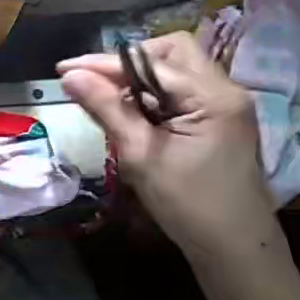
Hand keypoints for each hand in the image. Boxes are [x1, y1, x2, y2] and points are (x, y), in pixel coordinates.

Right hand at [58, 33, 277, 260]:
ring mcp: (227, 104)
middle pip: (172, 51)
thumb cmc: (187, 205)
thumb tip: (71, 77)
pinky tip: (134, 113)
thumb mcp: (140, 156)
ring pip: (178, 69)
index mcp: (212, 96)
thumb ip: (107, 110)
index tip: (64, 70)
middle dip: (129, 61)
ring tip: (109, 100)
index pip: (151, 62)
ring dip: (141, 77)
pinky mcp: (222, 119)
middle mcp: (226, 90)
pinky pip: (184, 90)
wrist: (234, 247)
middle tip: (95, 84)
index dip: (105, 63)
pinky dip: (155, 93)